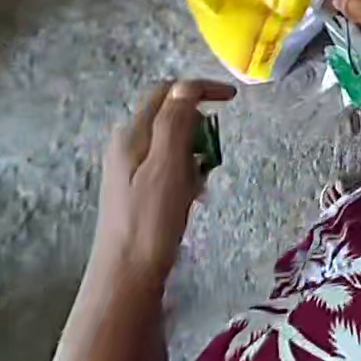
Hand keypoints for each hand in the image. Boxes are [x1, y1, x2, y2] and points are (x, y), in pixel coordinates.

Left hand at [93, 79, 235, 288]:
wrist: (126, 275)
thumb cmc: (150, 221)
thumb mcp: (167, 167)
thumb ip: (175, 123)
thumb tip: (187, 85)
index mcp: (132, 134)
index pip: (169, 91)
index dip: (201, 89)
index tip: (234, 100)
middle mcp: (128, 143)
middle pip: (171, 114)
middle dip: (200, 127)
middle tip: (213, 156)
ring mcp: (131, 165)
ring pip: (174, 140)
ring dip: (196, 152)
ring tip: (202, 182)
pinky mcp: (138, 185)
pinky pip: (170, 163)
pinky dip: (188, 170)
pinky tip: (193, 195)